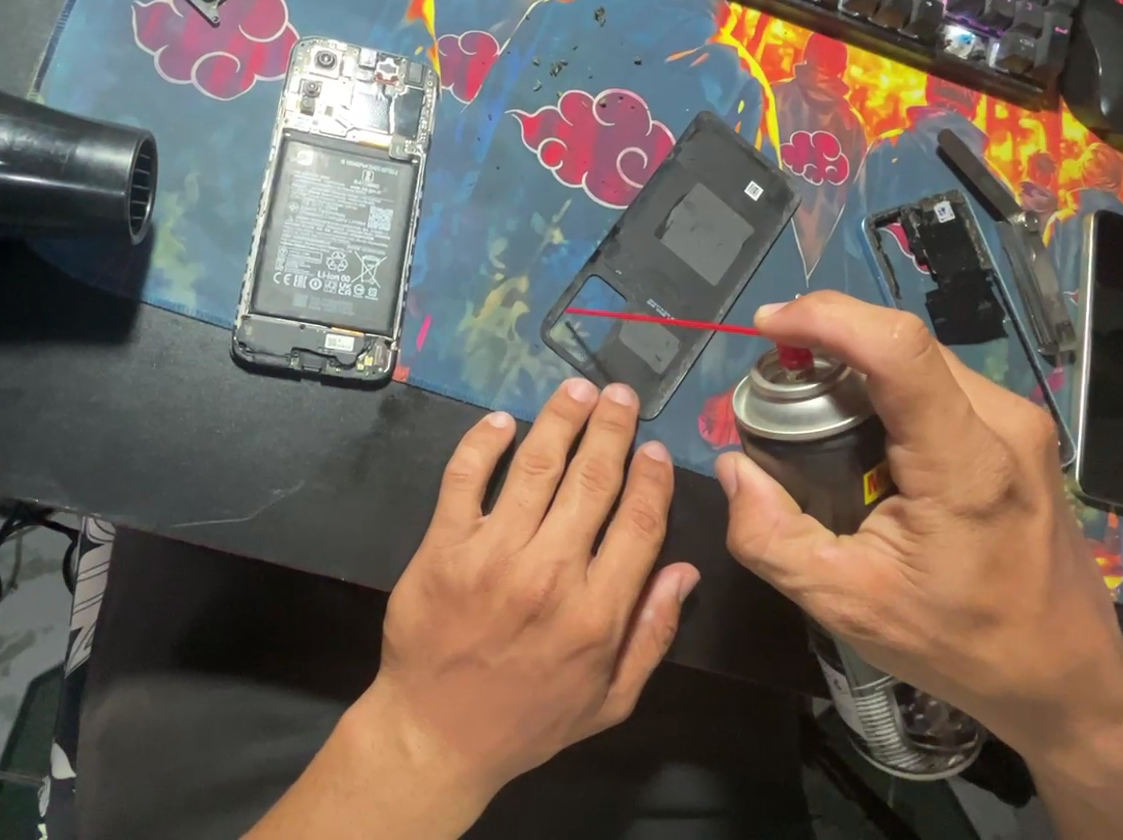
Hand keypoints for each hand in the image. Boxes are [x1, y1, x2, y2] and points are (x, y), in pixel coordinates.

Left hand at [361, 378, 699, 807]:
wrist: (437, 734)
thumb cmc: (529, 719)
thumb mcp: (610, 699)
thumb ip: (652, 633)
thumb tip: (685, 570)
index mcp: (598, 613)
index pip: (638, 523)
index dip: (651, 477)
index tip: (655, 447)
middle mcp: (550, 574)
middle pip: (592, 481)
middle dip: (611, 429)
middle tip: (621, 394)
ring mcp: (492, 554)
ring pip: (536, 468)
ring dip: (560, 420)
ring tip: (577, 389)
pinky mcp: (444, 545)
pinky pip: (464, 478)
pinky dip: (483, 443)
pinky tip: (502, 420)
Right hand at [716, 292, 1122, 758]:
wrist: (1066, 677)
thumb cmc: (960, 643)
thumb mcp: (844, 604)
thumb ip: (770, 537)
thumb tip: (732, 467)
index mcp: (965, 464)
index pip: (897, 350)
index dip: (825, 318)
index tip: (765, 327)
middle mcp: (1002, 422)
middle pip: (898, 343)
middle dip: (824, 340)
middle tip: (771, 382)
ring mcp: (1017, 421)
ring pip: (914, 356)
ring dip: (850, 360)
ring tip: (803, 405)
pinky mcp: (1014, 430)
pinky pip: (932, 378)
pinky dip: (878, 381)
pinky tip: (852, 424)